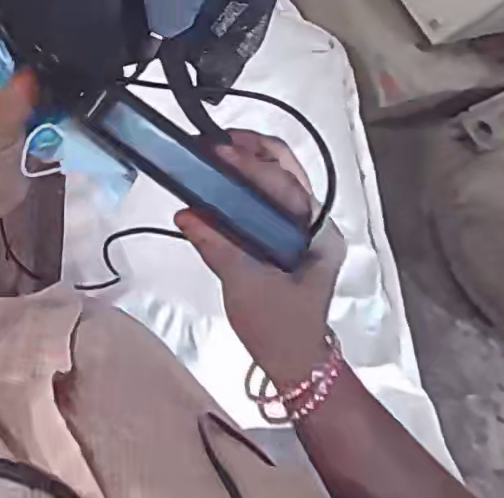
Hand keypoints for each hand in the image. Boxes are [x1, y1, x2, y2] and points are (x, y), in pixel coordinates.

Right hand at [175, 130, 346, 390]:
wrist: (295, 363)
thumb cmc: (278, 327)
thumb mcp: (244, 285)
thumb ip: (215, 245)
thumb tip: (184, 214)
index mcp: (319, 232)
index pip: (284, 183)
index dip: (249, 164)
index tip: (218, 151)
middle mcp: (315, 221)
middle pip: (287, 167)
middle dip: (254, 146)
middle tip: (218, 139)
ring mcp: (302, 225)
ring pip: (278, 175)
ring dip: (248, 158)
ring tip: (215, 150)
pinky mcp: (284, 232)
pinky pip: (266, 192)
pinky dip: (243, 178)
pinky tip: (220, 176)